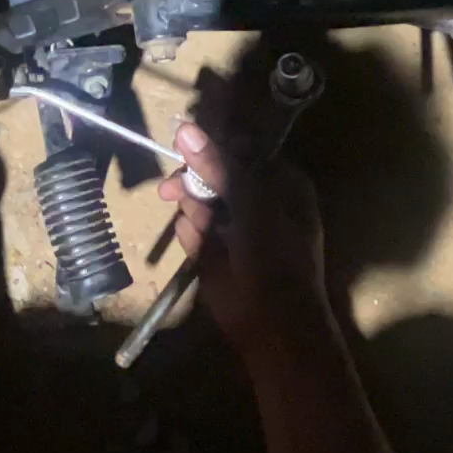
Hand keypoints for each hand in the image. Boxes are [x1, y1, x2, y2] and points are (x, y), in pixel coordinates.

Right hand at [157, 123, 330, 358]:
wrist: (272, 322)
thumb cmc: (275, 256)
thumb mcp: (250, 202)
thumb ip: (218, 166)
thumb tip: (183, 130)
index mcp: (280, 182)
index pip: (240, 148)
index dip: (212, 146)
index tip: (184, 145)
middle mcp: (256, 198)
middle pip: (212, 171)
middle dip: (193, 179)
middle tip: (172, 188)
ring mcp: (232, 223)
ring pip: (197, 197)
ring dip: (193, 208)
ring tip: (203, 228)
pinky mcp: (211, 246)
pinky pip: (191, 226)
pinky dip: (191, 232)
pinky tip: (202, 247)